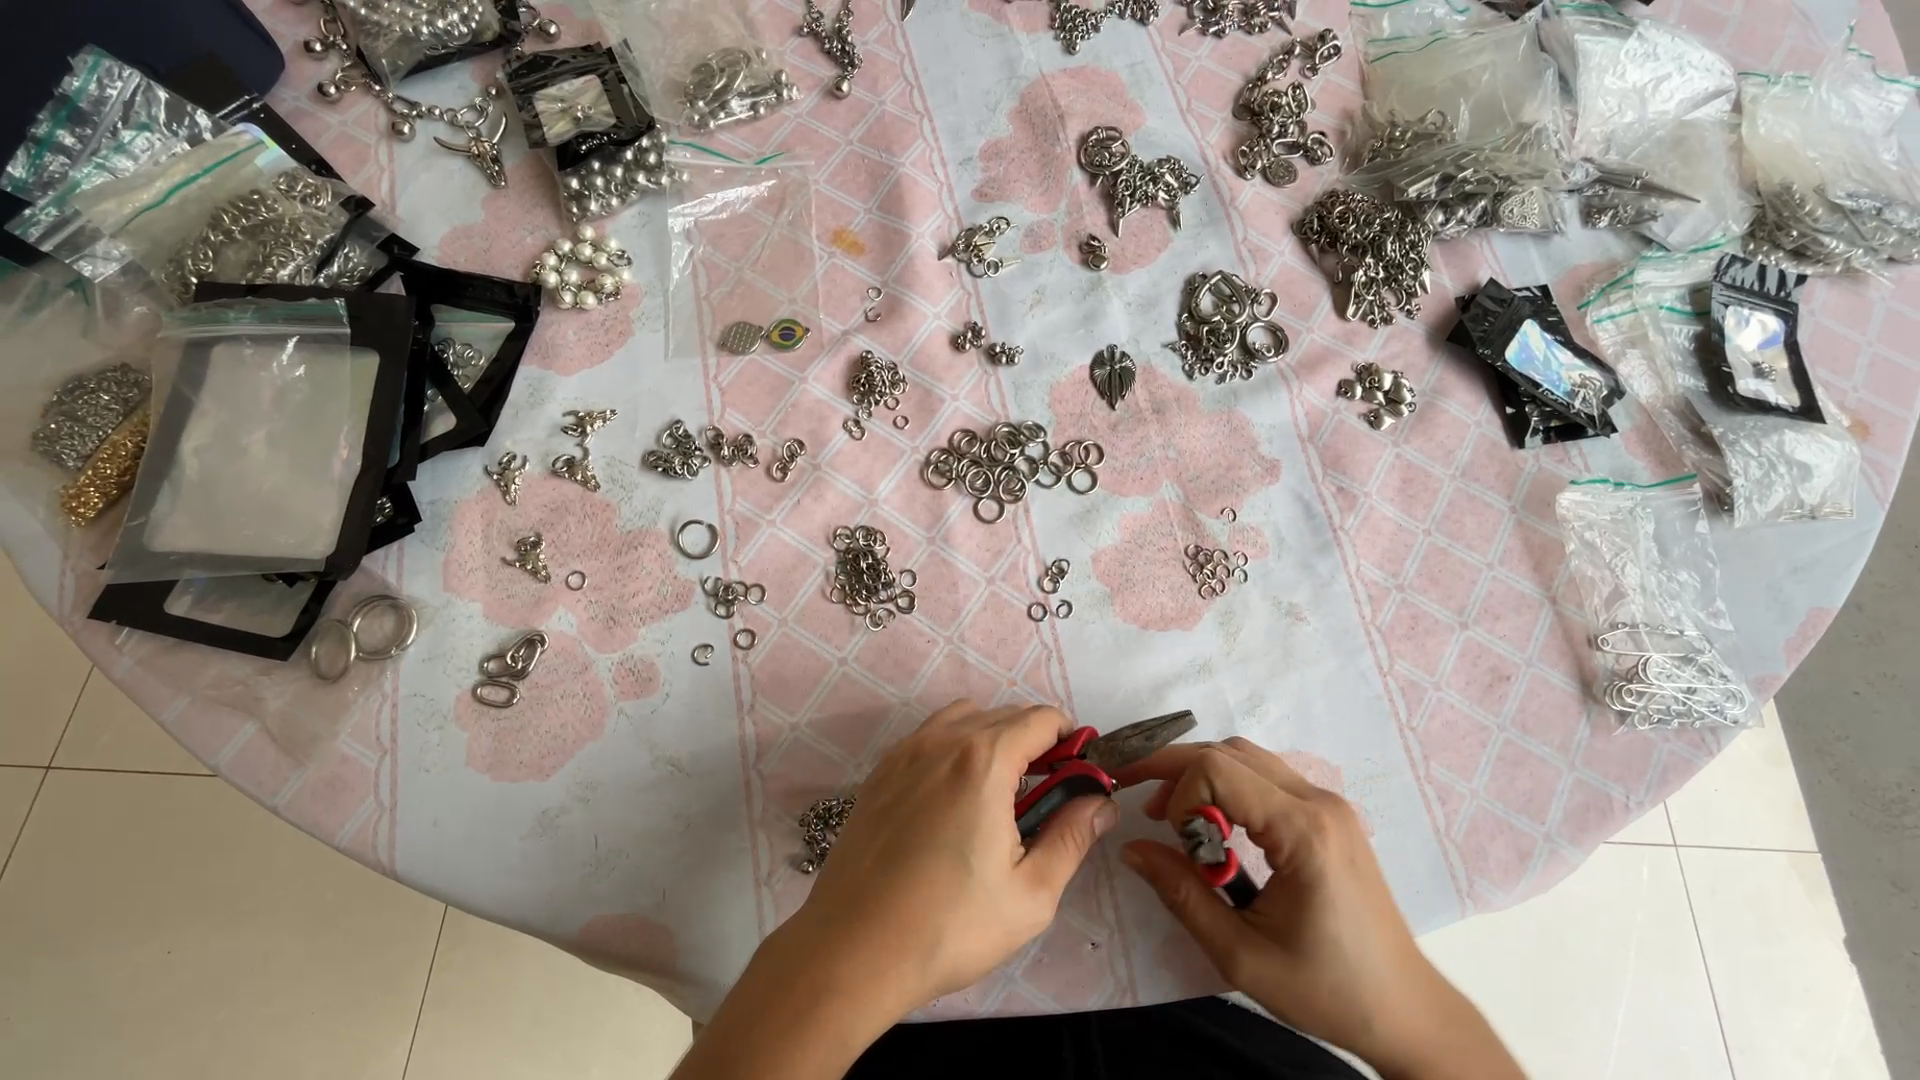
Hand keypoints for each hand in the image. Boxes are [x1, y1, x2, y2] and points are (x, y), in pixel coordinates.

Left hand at [795, 701, 1118, 1011]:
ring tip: (999, 796)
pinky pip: (928, 739)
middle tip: (1046, 798)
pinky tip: (954, 803)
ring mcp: (903, 754)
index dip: (1071, 741)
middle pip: (1004, 714)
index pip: (1041, 718)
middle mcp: (941, 741)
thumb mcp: (1031, 894)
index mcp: (983, 760)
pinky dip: (953, 750)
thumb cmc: (949, 926)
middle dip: (1036, 743)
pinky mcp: (879, 775)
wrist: (852, 949)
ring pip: (963, 719)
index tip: (1079, 779)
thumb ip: (1072, 837)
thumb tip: (1102, 803)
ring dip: (992, 740)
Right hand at [1117, 738, 1523, 1079]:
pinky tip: (1211, 823)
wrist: (1405, 1010)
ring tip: (1170, 816)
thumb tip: (1131, 848)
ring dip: (1200, 775)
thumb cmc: (1327, 989)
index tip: (1172, 843)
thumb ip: (1181, 893)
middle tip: (1137, 799)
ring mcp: (1328, 804)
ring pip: (1246, 756)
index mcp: (1303, 831)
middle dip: (1175, 769)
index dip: (1178, 794)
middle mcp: (1319, 802)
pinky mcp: (1329, 816)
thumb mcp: (1240, 954)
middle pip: (1228, 751)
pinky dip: (1227, 786)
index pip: (1217, 768)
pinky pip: (1265, 776)